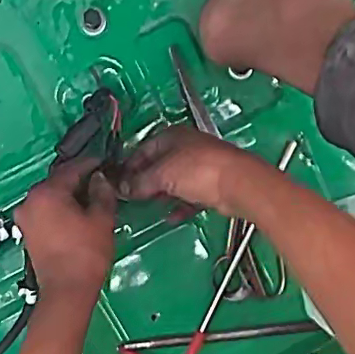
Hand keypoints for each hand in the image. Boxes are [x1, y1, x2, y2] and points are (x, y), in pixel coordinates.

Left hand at [15, 157, 117, 302]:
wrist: (66, 291)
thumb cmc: (86, 254)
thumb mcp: (102, 220)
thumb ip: (102, 193)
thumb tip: (99, 179)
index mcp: (47, 192)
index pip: (72, 168)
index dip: (91, 164)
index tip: (105, 163)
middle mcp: (30, 200)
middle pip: (57, 182)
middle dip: (79, 181)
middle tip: (101, 183)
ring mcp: (25, 218)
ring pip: (51, 198)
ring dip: (69, 196)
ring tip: (91, 201)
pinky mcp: (27, 233)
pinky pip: (45, 212)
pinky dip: (60, 210)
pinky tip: (77, 216)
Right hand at [117, 127, 259, 215]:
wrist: (237, 184)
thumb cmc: (197, 170)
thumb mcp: (161, 174)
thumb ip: (139, 182)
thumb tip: (122, 188)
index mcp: (171, 136)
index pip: (142, 149)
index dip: (128, 166)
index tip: (117, 183)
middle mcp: (185, 148)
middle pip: (158, 166)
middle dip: (144, 182)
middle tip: (130, 198)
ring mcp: (200, 167)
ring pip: (173, 182)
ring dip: (161, 195)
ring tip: (147, 208)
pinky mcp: (211, 186)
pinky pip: (189, 197)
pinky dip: (179, 206)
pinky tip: (171, 217)